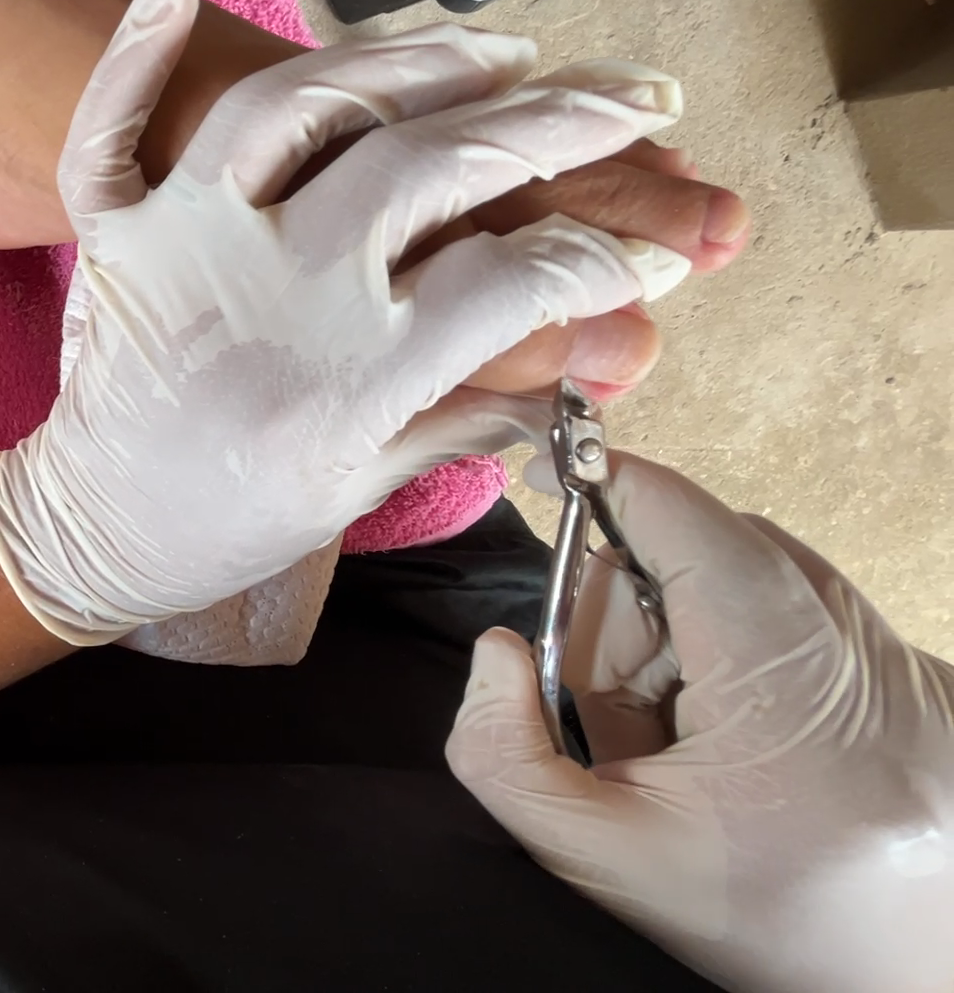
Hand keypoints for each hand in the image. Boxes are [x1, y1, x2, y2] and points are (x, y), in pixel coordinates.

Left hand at [0, 0, 689, 640]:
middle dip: (560, 126)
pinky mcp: (110, 245)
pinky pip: (106, 134)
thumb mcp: (351, 495)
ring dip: (406, 62)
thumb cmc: (223, 524)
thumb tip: (590, 365)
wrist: (94, 529)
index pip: (514, 283)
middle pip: (432, 167)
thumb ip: (461, 419)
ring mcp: (174, 254)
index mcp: (340, 388)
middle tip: (626, 108)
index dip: (601, 263)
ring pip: (295, 109)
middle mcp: (262, 298)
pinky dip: (130, 57)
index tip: (642, 260)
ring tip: (498, 56)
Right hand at [447, 453, 953, 992]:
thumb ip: (497, 748)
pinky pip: (791, 601)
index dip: (627, 489)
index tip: (553, 466)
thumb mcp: (585, 852)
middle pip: (717, 552)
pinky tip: (724, 718)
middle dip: (628, 602)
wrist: (907, 989)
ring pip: (750, 571)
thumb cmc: (751, 925)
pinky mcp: (925, 676)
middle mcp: (891, 682)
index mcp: (807, 724)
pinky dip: (723, 637)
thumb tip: (500, 646)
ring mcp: (925, 676)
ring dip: (671, 624)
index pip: (713, 548)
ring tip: (672, 725)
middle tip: (613, 699)